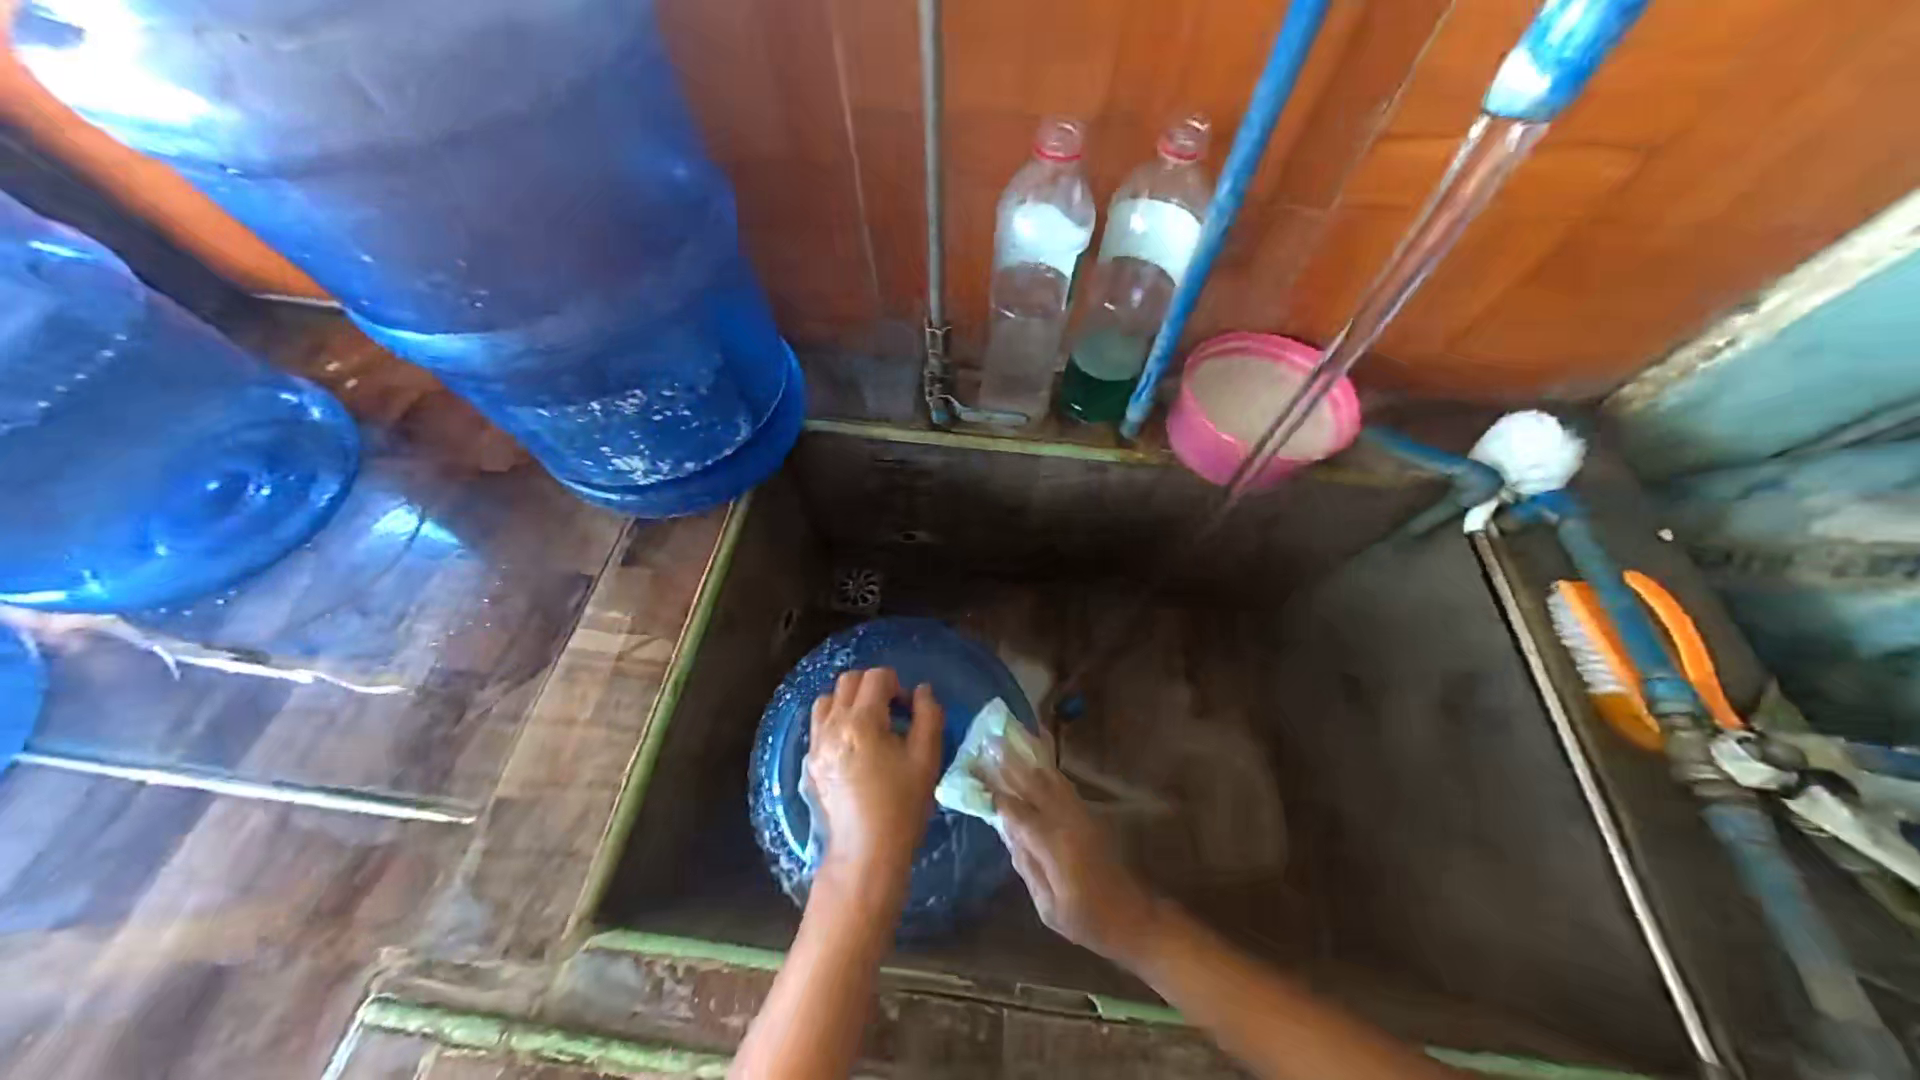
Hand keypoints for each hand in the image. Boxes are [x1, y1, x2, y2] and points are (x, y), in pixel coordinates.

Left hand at [806, 667, 943, 882]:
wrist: (867, 852)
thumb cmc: (902, 805)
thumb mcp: (927, 757)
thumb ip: (928, 715)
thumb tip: (922, 690)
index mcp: (861, 722)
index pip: (876, 677)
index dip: (897, 684)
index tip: (909, 708)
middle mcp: (832, 726)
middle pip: (848, 680)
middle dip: (873, 686)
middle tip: (893, 710)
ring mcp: (816, 744)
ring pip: (827, 699)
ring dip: (850, 700)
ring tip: (870, 723)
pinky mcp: (811, 762)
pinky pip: (819, 724)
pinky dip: (836, 719)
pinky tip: (854, 743)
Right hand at [982, 752, 1161, 963]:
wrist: (1132, 916)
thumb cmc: (1086, 920)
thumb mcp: (1048, 906)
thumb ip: (1026, 865)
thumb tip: (1007, 832)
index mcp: (1055, 846)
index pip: (1018, 812)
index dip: (995, 793)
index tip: (974, 774)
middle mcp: (1067, 822)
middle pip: (1034, 785)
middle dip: (1009, 764)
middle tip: (989, 742)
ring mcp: (1080, 815)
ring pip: (1050, 779)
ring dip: (1027, 760)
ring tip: (1009, 741)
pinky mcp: (1088, 814)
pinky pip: (1062, 784)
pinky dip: (1046, 768)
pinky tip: (1035, 759)